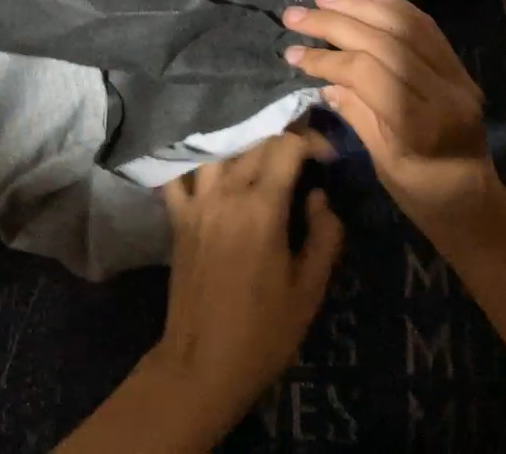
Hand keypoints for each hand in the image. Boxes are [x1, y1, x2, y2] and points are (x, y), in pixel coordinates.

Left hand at [151, 132, 343, 416]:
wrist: (202, 364)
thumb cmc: (263, 332)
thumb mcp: (309, 290)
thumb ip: (324, 235)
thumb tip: (320, 196)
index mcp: (262, 209)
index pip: (286, 147)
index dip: (311, 142)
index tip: (328, 158)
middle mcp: (226, 195)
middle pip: (254, 144)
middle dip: (284, 141)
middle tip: (305, 156)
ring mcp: (196, 204)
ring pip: (220, 152)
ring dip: (245, 148)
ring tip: (264, 162)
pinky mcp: (177, 218)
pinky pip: (180, 176)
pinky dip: (195, 166)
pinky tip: (213, 171)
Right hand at [283, 0, 505, 250]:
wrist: (474, 200)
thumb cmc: (423, 194)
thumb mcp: (383, 162)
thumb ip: (357, 114)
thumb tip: (325, 80)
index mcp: (423, 123)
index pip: (368, 73)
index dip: (327, 58)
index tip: (293, 54)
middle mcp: (445, 90)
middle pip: (385, 41)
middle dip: (336, 23)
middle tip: (296, 14)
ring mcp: (456, 74)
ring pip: (405, 24)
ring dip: (360, 5)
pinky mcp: (458, 66)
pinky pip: (424, 25)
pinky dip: (391, 4)